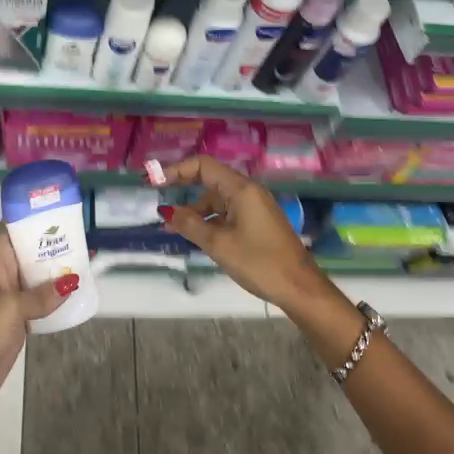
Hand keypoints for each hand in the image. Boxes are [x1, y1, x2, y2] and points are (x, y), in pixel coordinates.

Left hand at [0, 228, 72, 422]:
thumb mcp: (9, 309)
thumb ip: (41, 295)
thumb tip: (72, 281)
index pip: (15, 228)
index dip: (37, 218)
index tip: (65, 210)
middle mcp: (2, 274)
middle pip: (31, 252)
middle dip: (56, 246)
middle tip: (87, 240)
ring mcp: (9, 298)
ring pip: (38, 278)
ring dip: (59, 273)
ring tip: (90, 262)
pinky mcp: (16, 321)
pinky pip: (40, 302)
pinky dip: (57, 299)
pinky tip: (79, 295)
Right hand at [158, 156, 334, 314]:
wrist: (299, 287)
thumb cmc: (259, 262)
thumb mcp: (219, 245)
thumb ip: (190, 225)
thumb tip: (167, 212)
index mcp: (241, 189)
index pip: (203, 166)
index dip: (177, 170)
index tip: (154, 182)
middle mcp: (248, 191)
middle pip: (210, 180)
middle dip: (184, 190)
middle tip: (158, 198)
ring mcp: (255, 206)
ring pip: (218, 200)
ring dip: (196, 211)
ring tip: (174, 228)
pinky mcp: (258, 221)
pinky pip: (228, 212)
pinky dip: (211, 220)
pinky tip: (198, 236)